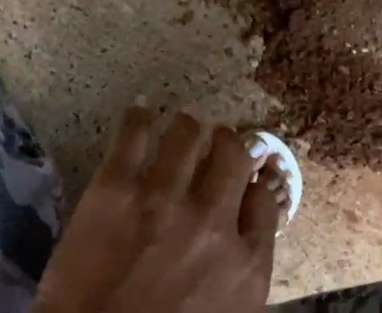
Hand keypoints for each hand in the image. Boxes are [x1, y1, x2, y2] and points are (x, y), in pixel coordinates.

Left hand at [33, 109, 281, 312]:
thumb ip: (240, 271)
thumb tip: (247, 228)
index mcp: (244, 265)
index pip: (265, 200)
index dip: (257, 179)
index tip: (252, 170)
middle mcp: (211, 221)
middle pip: (233, 154)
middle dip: (228, 143)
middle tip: (217, 142)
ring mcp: (162, 197)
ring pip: (187, 133)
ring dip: (188, 128)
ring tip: (182, 127)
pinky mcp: (115, 185)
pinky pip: (134, 132)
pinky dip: (139, 115)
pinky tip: (141, 109)